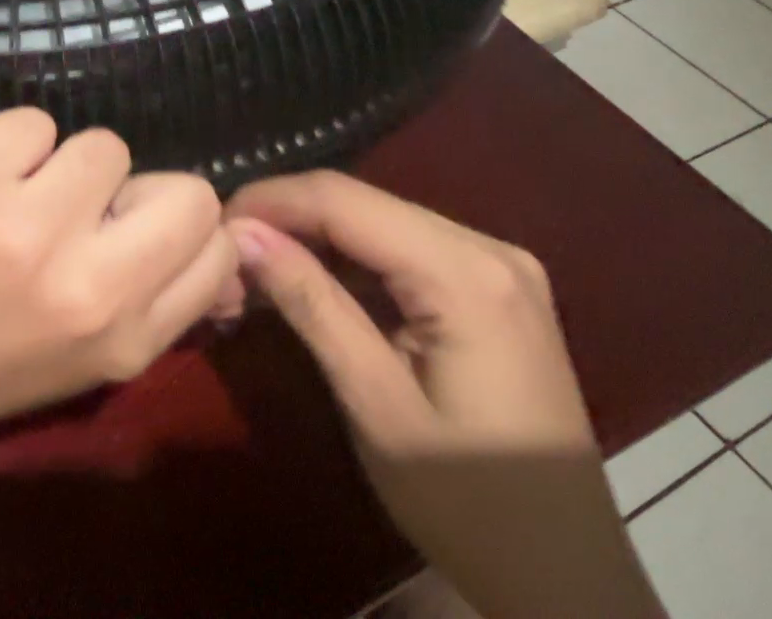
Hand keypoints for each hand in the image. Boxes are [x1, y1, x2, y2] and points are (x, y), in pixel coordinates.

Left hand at [0, 108, 238, 447]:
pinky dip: (12, 145)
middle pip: (187, 189)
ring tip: (19, 200)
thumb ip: (156, 311)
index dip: (183, 234)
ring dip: (68, 168)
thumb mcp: (82, 369)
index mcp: (125, 340)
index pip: (218, 251)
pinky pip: (32, 122)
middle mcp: (89, 283)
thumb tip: (217, 255)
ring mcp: (25, 223)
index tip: (138, 234)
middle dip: (141, 194)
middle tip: (84, 213)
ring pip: (104, 146)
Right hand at [226, 172, 662, 618]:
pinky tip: (310, 284)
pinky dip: (350, 260)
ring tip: (252, 270)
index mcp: (467, 274)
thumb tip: (240, 234)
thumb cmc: (466, 498)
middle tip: (224, 257)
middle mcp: (491, 249)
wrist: (563, 571)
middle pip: (363, 202)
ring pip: (381, 221)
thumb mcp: (373, 400)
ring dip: (313, 237)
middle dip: (285, 218)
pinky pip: (406, 250)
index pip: (343, 199)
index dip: (268, 201)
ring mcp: (499, 267)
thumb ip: (311, 304)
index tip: (208, 228)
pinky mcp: (495, 291)